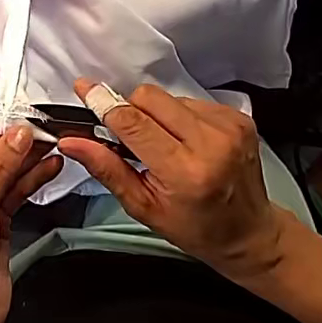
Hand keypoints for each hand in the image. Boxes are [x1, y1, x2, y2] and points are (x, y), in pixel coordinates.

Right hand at [55, 78, 286, 278]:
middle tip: (130, 139)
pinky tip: (183, 140)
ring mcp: (228, 126)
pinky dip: (176, 115)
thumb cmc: (194, 226)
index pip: (133, 123)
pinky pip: (188, 99)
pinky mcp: (238, 117)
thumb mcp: (141, 206)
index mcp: (185, 171)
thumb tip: (72, 142)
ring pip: (167, 96)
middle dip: (130, 111)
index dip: (104, 104)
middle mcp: (211, 143)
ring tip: (162, 144)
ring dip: (154, 114)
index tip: (84, 90)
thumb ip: (106, 168)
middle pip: (148, 97)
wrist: (250, 232)